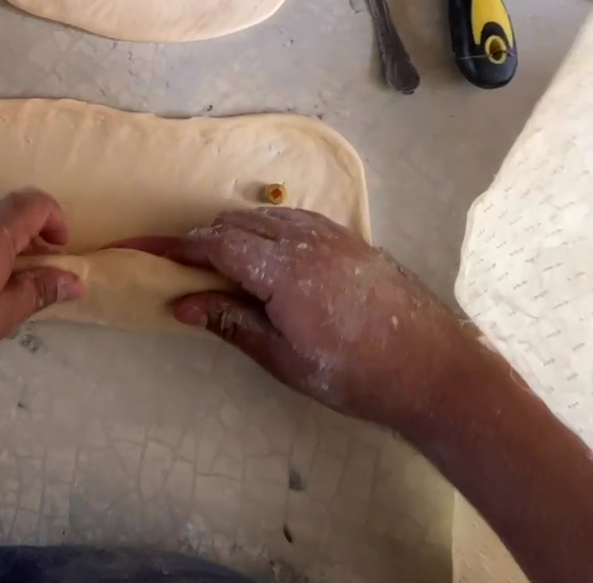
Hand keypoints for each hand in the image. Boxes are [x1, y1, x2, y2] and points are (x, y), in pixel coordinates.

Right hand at [122, 208, 486, 435]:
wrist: (440, 372)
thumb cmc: (355, 375)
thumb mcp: (284, 358)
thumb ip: (230, 322)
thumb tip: (181, 305)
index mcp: (282, 271)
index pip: (215, 242)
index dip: (179, 246)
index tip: (152, 252)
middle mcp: (302, 239)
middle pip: (233, 222)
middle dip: (204, 240)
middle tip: (190, 270)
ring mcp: (329, 233)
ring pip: (261, 216)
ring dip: (234, 232)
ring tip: (227, 265)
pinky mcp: (347, 236)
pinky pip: (290, 218)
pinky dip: (265, 228)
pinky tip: (269, 255)